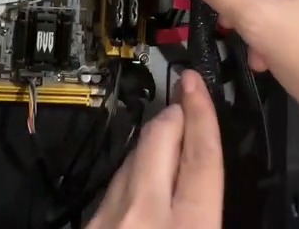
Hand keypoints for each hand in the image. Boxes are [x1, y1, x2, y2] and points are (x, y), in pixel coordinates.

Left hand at [88, 70, 222, 228]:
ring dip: (153, 141)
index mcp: (187, 227)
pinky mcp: (89, 223)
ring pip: (133, 157)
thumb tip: (208, 183)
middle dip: (175, 112)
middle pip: (159, 139)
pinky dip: (132, 171)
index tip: (195, 83)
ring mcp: (108, 217)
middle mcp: (144, 213)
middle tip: (186, 93)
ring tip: (169, 128)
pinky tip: (143, 172)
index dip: (201, 114)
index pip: (199, 157)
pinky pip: (114, 184)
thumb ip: (209, 212)